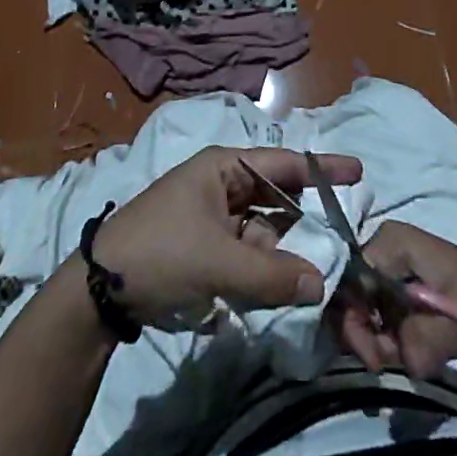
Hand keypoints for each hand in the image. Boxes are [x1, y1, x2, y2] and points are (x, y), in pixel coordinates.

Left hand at [88, 146, 363, 329]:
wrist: (97, 293)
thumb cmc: (159, 253)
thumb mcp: (216, 261)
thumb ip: (272, 274)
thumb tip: (321, 285)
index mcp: (223, 169)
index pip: (284, 163)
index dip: (321, 168)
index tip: (359, 173)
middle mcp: (223, 187)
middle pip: (278, 201)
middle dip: (305, 225)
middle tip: (339, 247)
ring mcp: (215, 219)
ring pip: (266, 233)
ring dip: (284, 255)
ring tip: (306, 280)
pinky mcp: (208, 248)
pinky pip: (249, 254)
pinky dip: (264, 271)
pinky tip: (277, 290)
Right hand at [333, 221, 456, 377]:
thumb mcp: (456, 326)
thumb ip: (424, 338)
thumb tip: (405, 356)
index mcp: (391, 240)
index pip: (345, 281)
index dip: (352, 322)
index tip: (376, 357)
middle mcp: (382, 245)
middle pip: (349, 297)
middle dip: (366, 337)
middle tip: (390, 362)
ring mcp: (388, 264)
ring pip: (360, 311)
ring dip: (378, 342)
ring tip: (406, 356)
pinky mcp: (395, 285)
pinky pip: (373, 315)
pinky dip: (385, 339)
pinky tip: (407, 349)